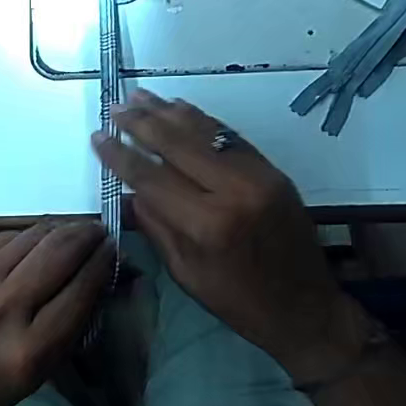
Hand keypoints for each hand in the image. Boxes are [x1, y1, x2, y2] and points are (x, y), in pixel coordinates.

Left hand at [0, 221, 115, 405]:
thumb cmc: (6, 377)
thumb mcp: (52, 359)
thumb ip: (82, 313)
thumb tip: (111, 262)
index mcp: (31, 347)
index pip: (80, 289)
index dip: (103, 263)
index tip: (116, 249)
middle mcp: (1, 311)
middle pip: (57, 254)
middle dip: (85, 236)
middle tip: (99, 231)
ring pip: (31, 236)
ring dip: (60, 228)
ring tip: (75, 230)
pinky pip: (5, 236)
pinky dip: (28, 236)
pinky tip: (39, 241)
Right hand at [90, 89, 362, 378]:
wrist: (307, 309)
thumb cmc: (237, 301)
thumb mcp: (184, 271)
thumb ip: (155, 225)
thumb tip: (130, 189)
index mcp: (206, 224)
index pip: (150, 177)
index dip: (120, 155)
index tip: (98, 136)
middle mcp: (233, 192)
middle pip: (176, 144)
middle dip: (141, 123)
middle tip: (116, 106)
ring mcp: (258, 177)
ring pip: (205, 132)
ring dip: (169, 111)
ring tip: (140, 96)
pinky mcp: (273, 172)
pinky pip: (230, 137)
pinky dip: (202, 120)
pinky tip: (180, 108)